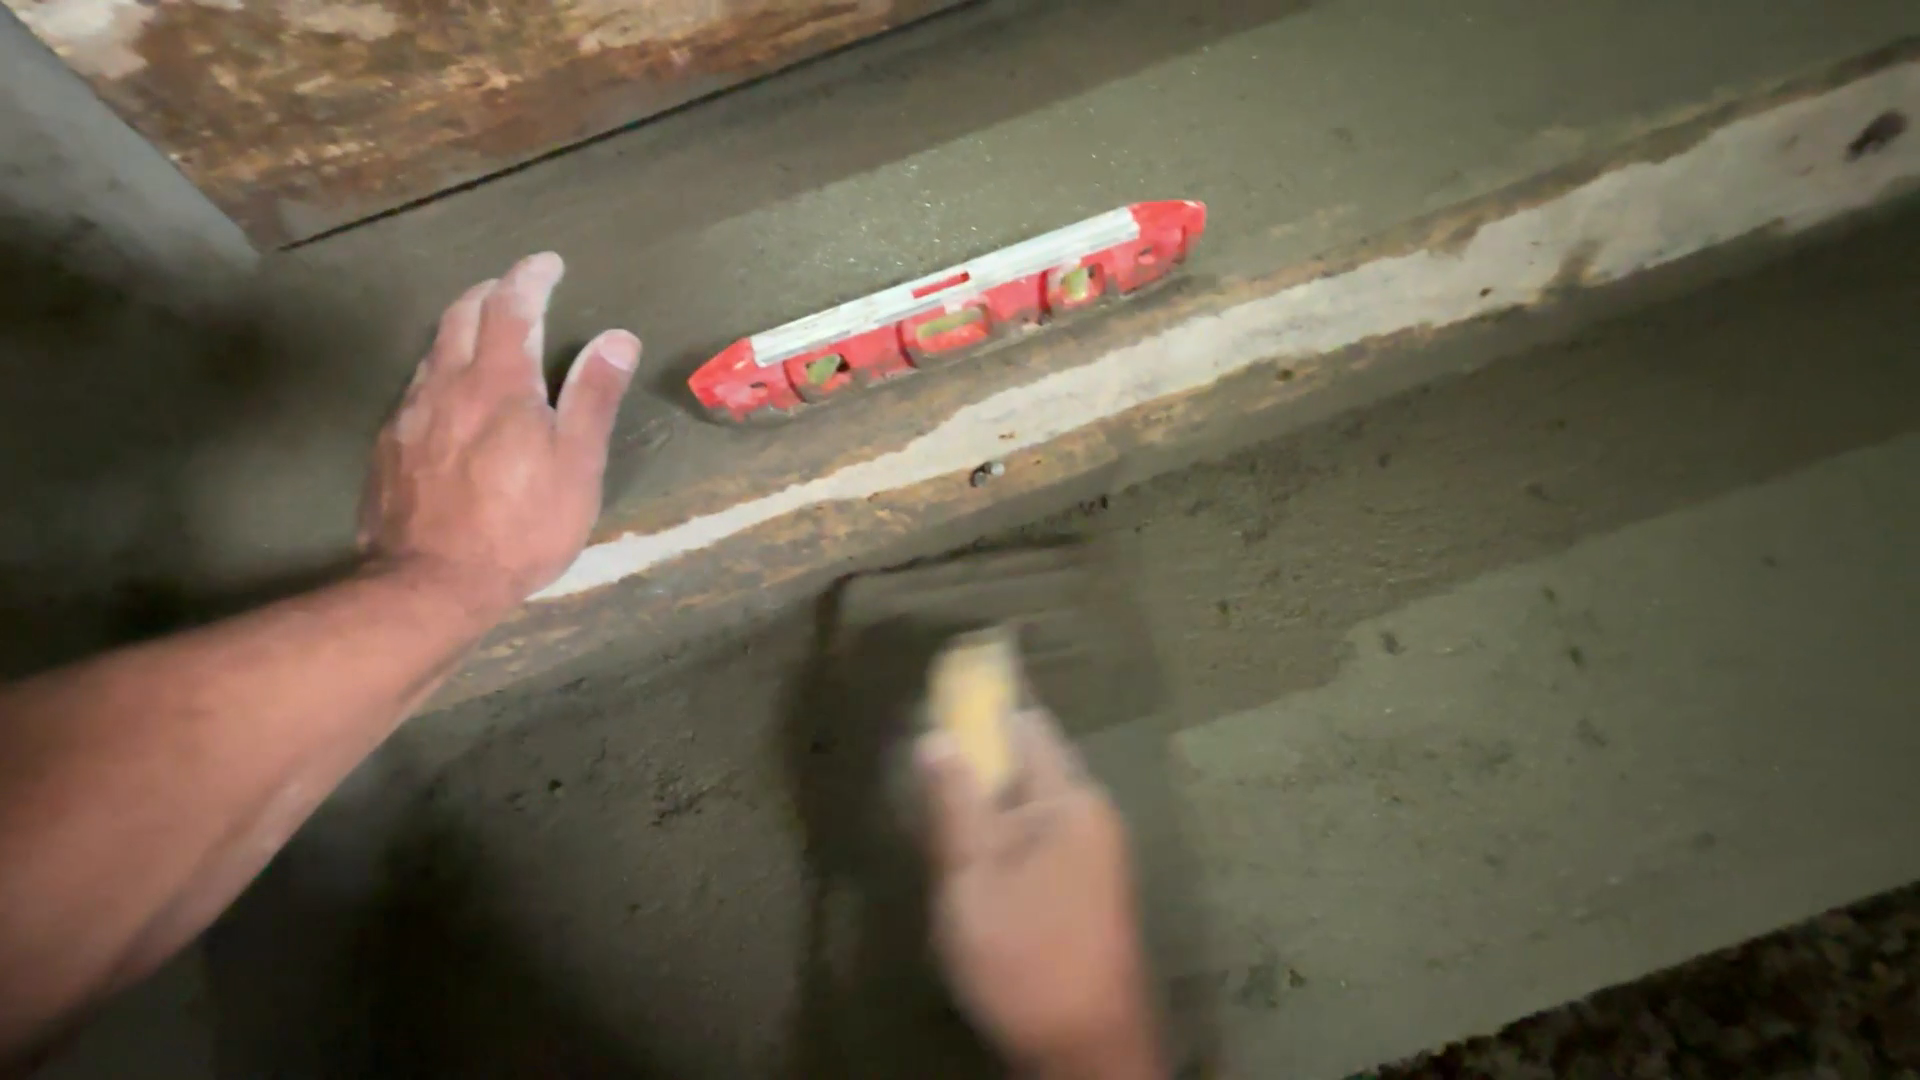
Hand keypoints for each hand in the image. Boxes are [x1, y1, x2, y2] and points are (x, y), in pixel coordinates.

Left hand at [358, 252, 638, 615]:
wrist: (434, 582)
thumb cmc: (523, 524)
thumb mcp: (577, 464)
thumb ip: (594, 396)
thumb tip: (618, 337)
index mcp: (498, 384)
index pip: (512, 307)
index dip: (531, 277)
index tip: (549, 262)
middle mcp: (446, 384)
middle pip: (461, 315)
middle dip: (490, 291)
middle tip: (517, 289)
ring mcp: (411, 414)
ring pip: (434, 349)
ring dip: (463, 327)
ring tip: (488, 332)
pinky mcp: (391, 446)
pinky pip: (418, 387)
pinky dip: (444, 369)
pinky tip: (456, 397)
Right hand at [917, 709, 1164, 1078]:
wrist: (1087, 1052)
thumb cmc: (1024, 957)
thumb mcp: (971, 878)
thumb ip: (954, 804)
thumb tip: (936, 736)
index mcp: (1069, 800)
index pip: (1027, 725)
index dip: (985, 705)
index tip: (944, 696)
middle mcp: (1091, 813)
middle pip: (1033, 759)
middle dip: (983, 753)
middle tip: (932, 762)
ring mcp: (1096, 851)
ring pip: (1035, 799)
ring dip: (993, 794)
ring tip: (946, 805)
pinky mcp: (1090, 884)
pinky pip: (1044, 831)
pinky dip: (1008, 826)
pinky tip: (978, 851)